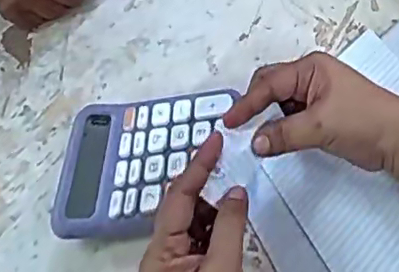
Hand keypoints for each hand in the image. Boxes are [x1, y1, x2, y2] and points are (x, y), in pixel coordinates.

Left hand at [139, 133, 246, 271]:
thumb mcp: (221, 269)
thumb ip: (229, 228)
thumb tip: (236, 192)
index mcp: (161, 250)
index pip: (180, 193)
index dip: (200, 163)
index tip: (216, 139)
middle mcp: (162, 254)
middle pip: (186, 203)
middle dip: (208, 178)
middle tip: (229, 155)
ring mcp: (173, 264)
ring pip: (195, 220)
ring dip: (216, 201)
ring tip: (237, 185)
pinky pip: (201, 237)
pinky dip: (218, 222)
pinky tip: (232, 216)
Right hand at [222, 52, 398, 172]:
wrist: (398, 138)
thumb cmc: (362, 120)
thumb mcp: (320, 127)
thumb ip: (284, 133)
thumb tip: (255, 142)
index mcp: (311, 67)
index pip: (270, 82)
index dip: (248, 102)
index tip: (228, 121)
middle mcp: (312, 74)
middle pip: (273, 86)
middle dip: (255, 104)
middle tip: (236, 127)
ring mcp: (318, 92)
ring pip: (282, 101)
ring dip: (268, 116)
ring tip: (253, 135)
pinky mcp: (323, 111)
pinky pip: (293, 114)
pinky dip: (281, 124)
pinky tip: (274, 138)